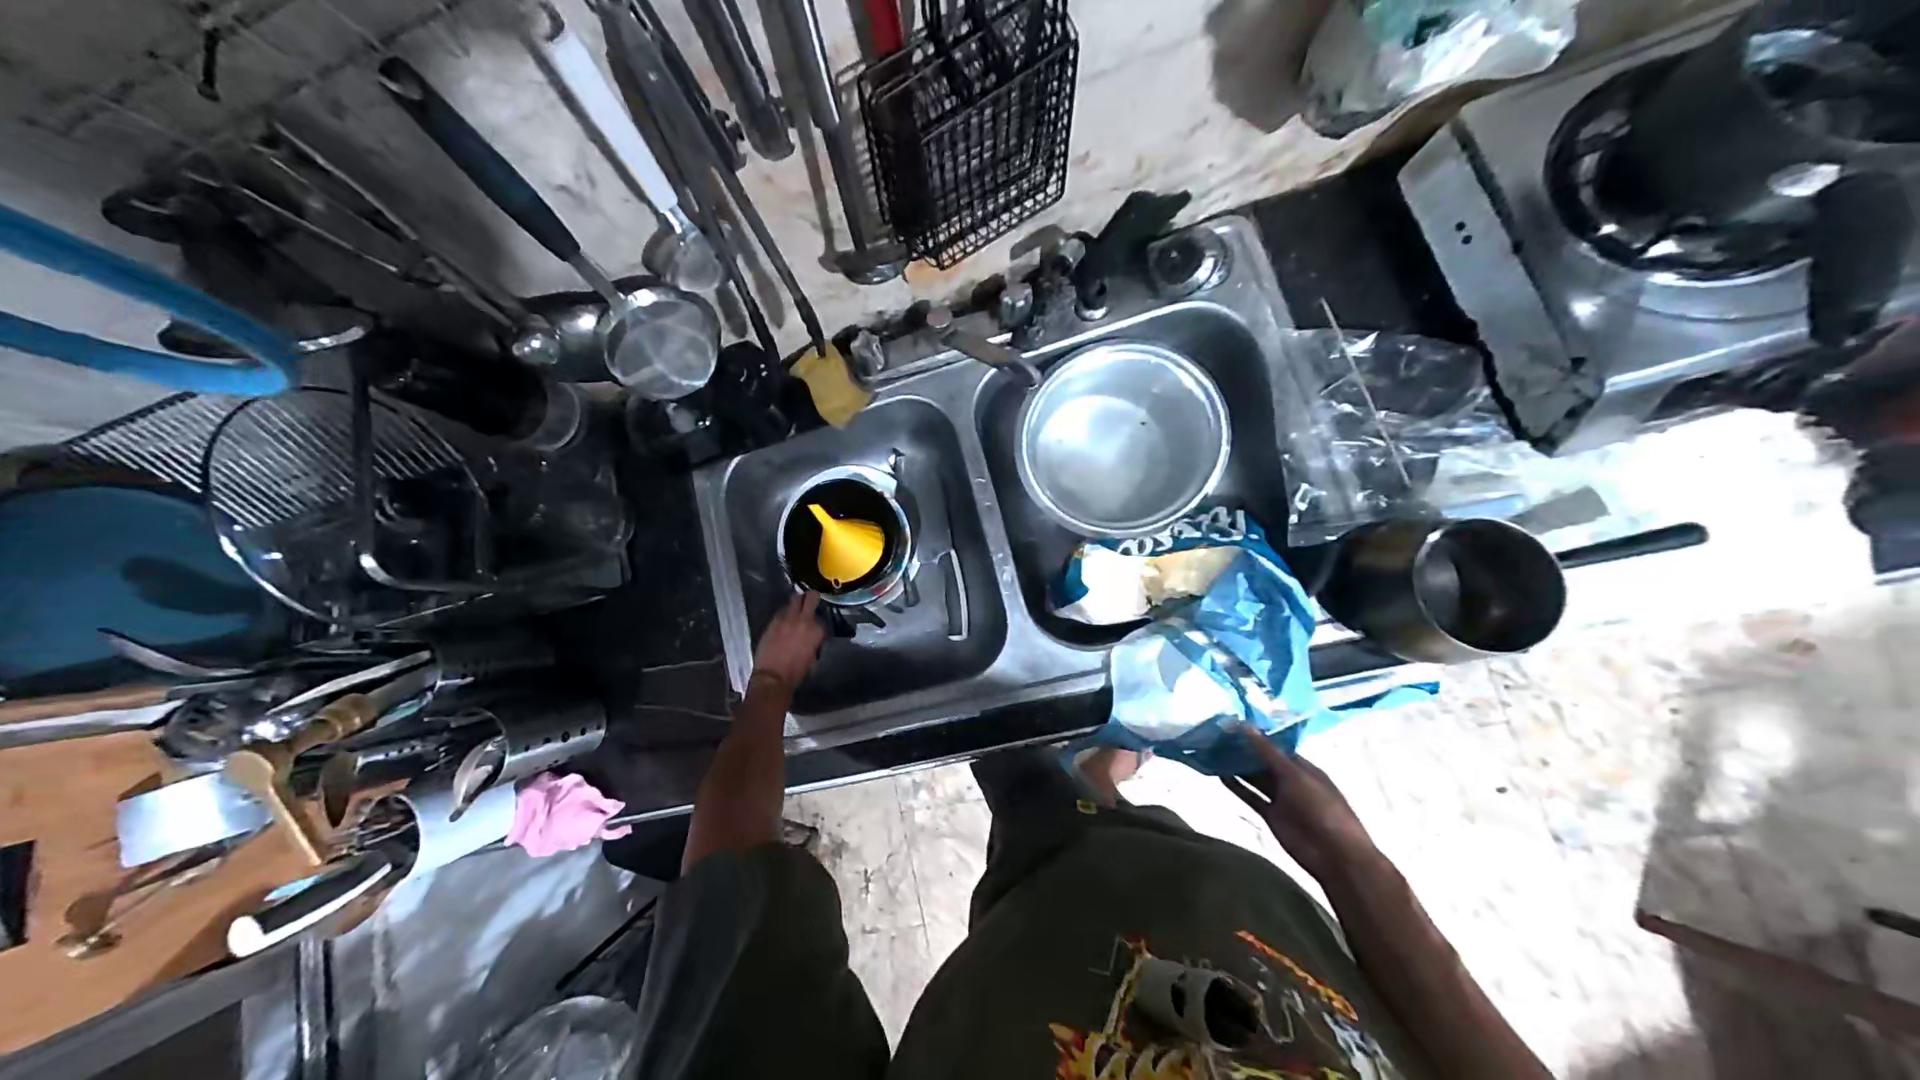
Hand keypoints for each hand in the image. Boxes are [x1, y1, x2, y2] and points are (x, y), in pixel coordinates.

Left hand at [751, 591, 825, 693]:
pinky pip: (782, 610)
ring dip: (798, 602)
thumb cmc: (797, 672)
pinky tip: (785, 617)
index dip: (820, 622)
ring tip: (798, 605)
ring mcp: (788, 618)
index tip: (817, 626)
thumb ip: (815, 642)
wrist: (773, 676)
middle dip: (812, 597)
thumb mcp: (814, 657)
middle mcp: (804, 620)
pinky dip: (786, 611)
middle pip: (811, 598)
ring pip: (795, 599)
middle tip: (812, 598)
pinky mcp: (774, 621)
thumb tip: (812, 638)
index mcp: (817, 630)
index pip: (822, 620)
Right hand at [1223, 729, 1378, 883]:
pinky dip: (1237, 787)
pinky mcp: (1271, 815)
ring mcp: (1280, 798)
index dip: (1255, 735)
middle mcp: (1291, 780)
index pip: (1275, 746)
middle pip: (1263, 761)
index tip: (1231, 724)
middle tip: (1217, 736)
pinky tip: (1219, 775)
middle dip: (1243, 750)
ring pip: (1255, 778)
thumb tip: (1245, 725)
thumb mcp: (1295, 775)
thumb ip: (1268, 752)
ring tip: (1213, 752)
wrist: (1334, 855)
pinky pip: (1251, 796)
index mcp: (1303, 767)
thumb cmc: (1320, 808)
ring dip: (1237, 767)